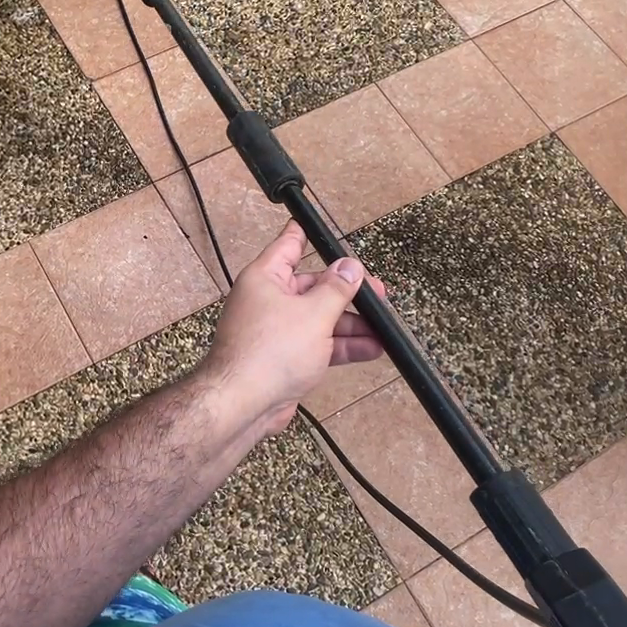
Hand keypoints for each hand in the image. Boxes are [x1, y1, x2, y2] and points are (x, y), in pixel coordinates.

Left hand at [198, 222, 387, 438]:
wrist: (243, 402)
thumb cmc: (267, 353)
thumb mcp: (313, 314)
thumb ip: (336, 290)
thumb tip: (350, 267)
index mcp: (265, 278)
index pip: (288, 246)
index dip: (303, 234)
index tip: (313, 224)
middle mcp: (268, 300)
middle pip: (312, 287)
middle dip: (347, 292)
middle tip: (378, 295)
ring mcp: (275, 330)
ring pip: (319, 318)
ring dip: (351, 324)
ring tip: (383, 328)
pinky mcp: (283, 357)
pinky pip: (317, 344)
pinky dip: (342, 346)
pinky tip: (371, 349)